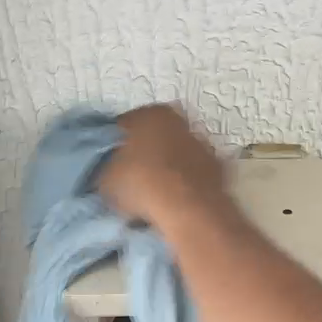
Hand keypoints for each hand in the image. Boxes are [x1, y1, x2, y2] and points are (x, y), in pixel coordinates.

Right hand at [98, 104, 235, 231]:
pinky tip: (174, 204)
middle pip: (154, 138)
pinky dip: (185, 186)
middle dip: (143, 155)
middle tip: (130, 181)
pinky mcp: (218, 171)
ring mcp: (203, 145)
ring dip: (167, 170)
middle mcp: (180, 121)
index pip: (122, 127)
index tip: (107, 167)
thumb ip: (102, 168)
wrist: (185, 208)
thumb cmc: (139, 183)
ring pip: (176, 157)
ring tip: (153, 196)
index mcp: (150, 112)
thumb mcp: (104, 178)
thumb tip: (102, 171)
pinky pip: (192, 178)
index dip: (112, 147)